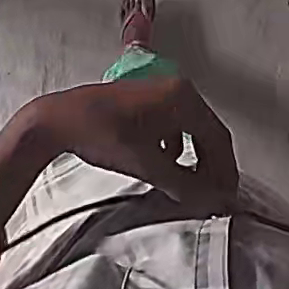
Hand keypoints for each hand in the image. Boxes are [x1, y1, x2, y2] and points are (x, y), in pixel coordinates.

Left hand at [16, 77, 238, 210]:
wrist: (62, 120)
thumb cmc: (101, 133)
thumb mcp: (148, 165)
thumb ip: (184, 184)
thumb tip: (209, 200)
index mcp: (182, 98)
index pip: (218, 137)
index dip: (225, 170)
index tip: (227, 194)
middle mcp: (175, 87)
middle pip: (207, 130)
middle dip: (213, 164)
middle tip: (216, 192)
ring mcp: (158, 89)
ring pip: (190, 126)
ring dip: (196, 155)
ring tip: (195, 183)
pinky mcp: (144, 98)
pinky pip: (173, 122)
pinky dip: (177, 144)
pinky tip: (170, 163)